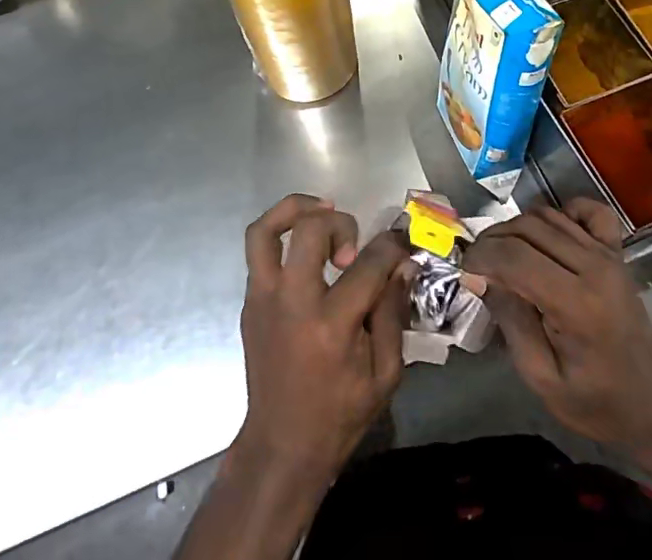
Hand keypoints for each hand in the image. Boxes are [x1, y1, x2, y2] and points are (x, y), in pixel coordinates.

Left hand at [236, 193, 409, 480]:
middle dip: (339, 224)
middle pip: (308, 230)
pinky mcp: (248, 302)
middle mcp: (291, 302)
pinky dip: (281, 238)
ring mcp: (262, 299)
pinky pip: (258, 253)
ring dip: (292, 210)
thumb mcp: (385, 373)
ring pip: (264, 231)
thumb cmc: (340, 414)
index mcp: (331, 325)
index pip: (367, 264)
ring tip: (320, 212)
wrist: (282, 442)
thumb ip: (392, 313)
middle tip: (352, 250)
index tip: (402, 242)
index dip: (392, 246)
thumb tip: (402, 265)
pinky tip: (305, 252)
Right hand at [462, 197, 651, 458]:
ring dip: (515, 229)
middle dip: (491, 242)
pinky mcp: (617, 253)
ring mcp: (609, 256)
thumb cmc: (595, 402)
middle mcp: (595, 268)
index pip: (513, 256)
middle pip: (525, 228)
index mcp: (577, 304)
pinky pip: (588, 211)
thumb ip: (510, 320)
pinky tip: (546, 236)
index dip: (479, 259)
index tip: (465, 276)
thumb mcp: (540, 377)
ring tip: (502, 258)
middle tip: (478, 269)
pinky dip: (561, 212)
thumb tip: (481, 278)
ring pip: (547, 215)